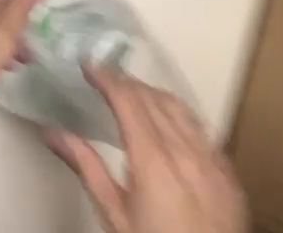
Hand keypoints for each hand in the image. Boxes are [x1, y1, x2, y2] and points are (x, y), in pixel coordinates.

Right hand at [46, 66, 247, 232]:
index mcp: (153, 162)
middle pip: (153, 99)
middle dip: (126, 82)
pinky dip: (179, 114)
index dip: (107, 78)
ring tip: (131, 92)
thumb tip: (52, 131)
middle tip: (103, 76)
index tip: (87, 65)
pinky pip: (202, 130)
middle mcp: (186, 153)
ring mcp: (213, 163)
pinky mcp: (230, 176)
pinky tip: (168, 122)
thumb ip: (87, 168)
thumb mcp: (114, 218)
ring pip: (180, 109)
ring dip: (152, 93)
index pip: (128, 101)